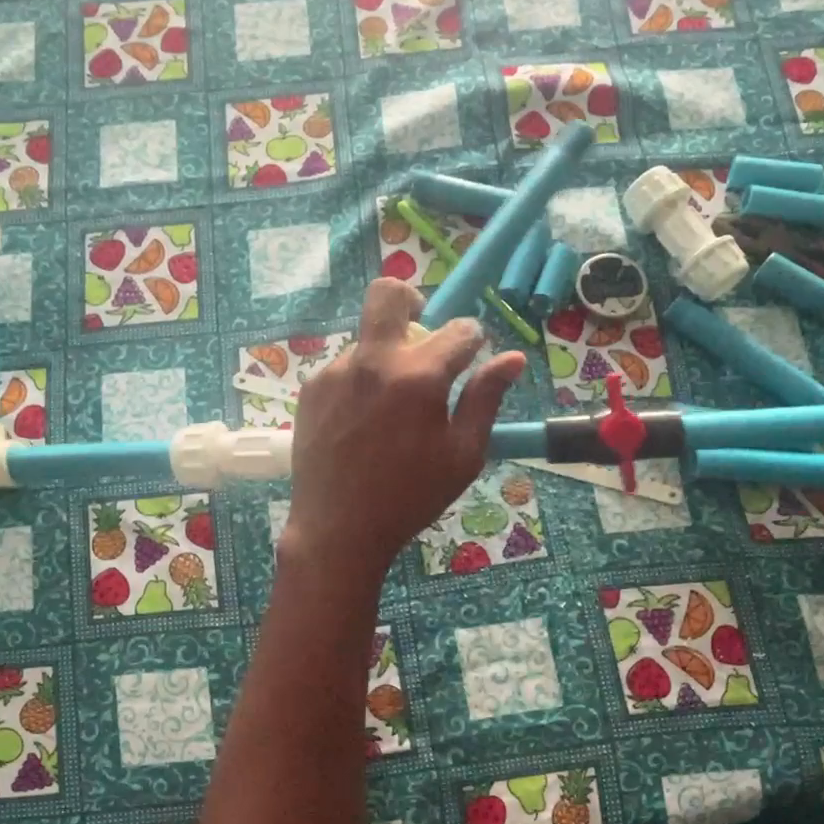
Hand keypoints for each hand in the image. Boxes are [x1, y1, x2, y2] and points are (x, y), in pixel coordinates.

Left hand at [283, 278, 526, 575]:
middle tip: (422, 333)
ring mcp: (336, 372)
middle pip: (389, 294)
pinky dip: (361, 382)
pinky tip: (364, 423)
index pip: (458, 331)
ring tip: (391, 410)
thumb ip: (485, 399)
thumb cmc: (410, 498)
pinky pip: (345, 368)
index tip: (473, 352)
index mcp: (418, 378)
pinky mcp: (311, 388)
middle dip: (412, 301)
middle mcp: (373, 362)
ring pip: (367, 340)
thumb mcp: (462, 455)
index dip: (473, 339)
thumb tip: (512, 359)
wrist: (338, 529)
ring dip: (387, 357)